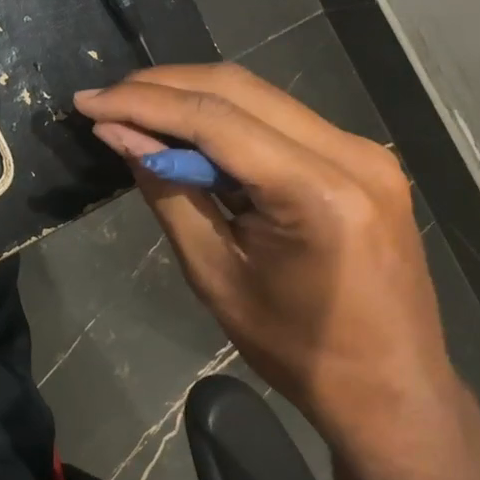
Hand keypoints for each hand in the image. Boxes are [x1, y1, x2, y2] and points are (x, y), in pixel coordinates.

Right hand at [75, 65, 479, 479]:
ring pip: (254, 93)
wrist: (394, 392)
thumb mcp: (213, 271)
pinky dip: (220, 116)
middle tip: (102, 100)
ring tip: (130, 111)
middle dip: (159, 86)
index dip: (141, 102)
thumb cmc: (297, 346)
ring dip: (186, 95)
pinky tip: (182, 132)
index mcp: (320, 193)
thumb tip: (114, 131)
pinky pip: (275, 116)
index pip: (213, 118)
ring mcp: (363, 152)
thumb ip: (165, 189)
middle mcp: (351, 155)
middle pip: (235, 88)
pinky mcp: (359, 158)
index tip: (85, 101)